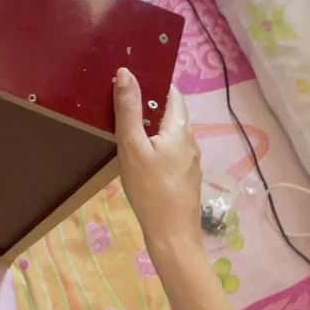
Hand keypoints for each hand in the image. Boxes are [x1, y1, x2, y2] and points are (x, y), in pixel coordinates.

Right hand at [113, 68, 202, 259]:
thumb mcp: (133, 147)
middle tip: (120, 102)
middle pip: (171, 112)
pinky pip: (169, 150)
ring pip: (169, 133)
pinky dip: (154, 144)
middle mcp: (190, 140)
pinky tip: (137, 156)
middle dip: (148, 104)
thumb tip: (126, 73)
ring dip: (150, 126)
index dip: (154, 82)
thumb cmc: (151, 189)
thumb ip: (129, 110)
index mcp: (180, 128)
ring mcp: (189, 161)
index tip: (130, 79)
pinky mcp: (184, 177)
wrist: (172, 236)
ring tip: (124, 127)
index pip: (172, 93)